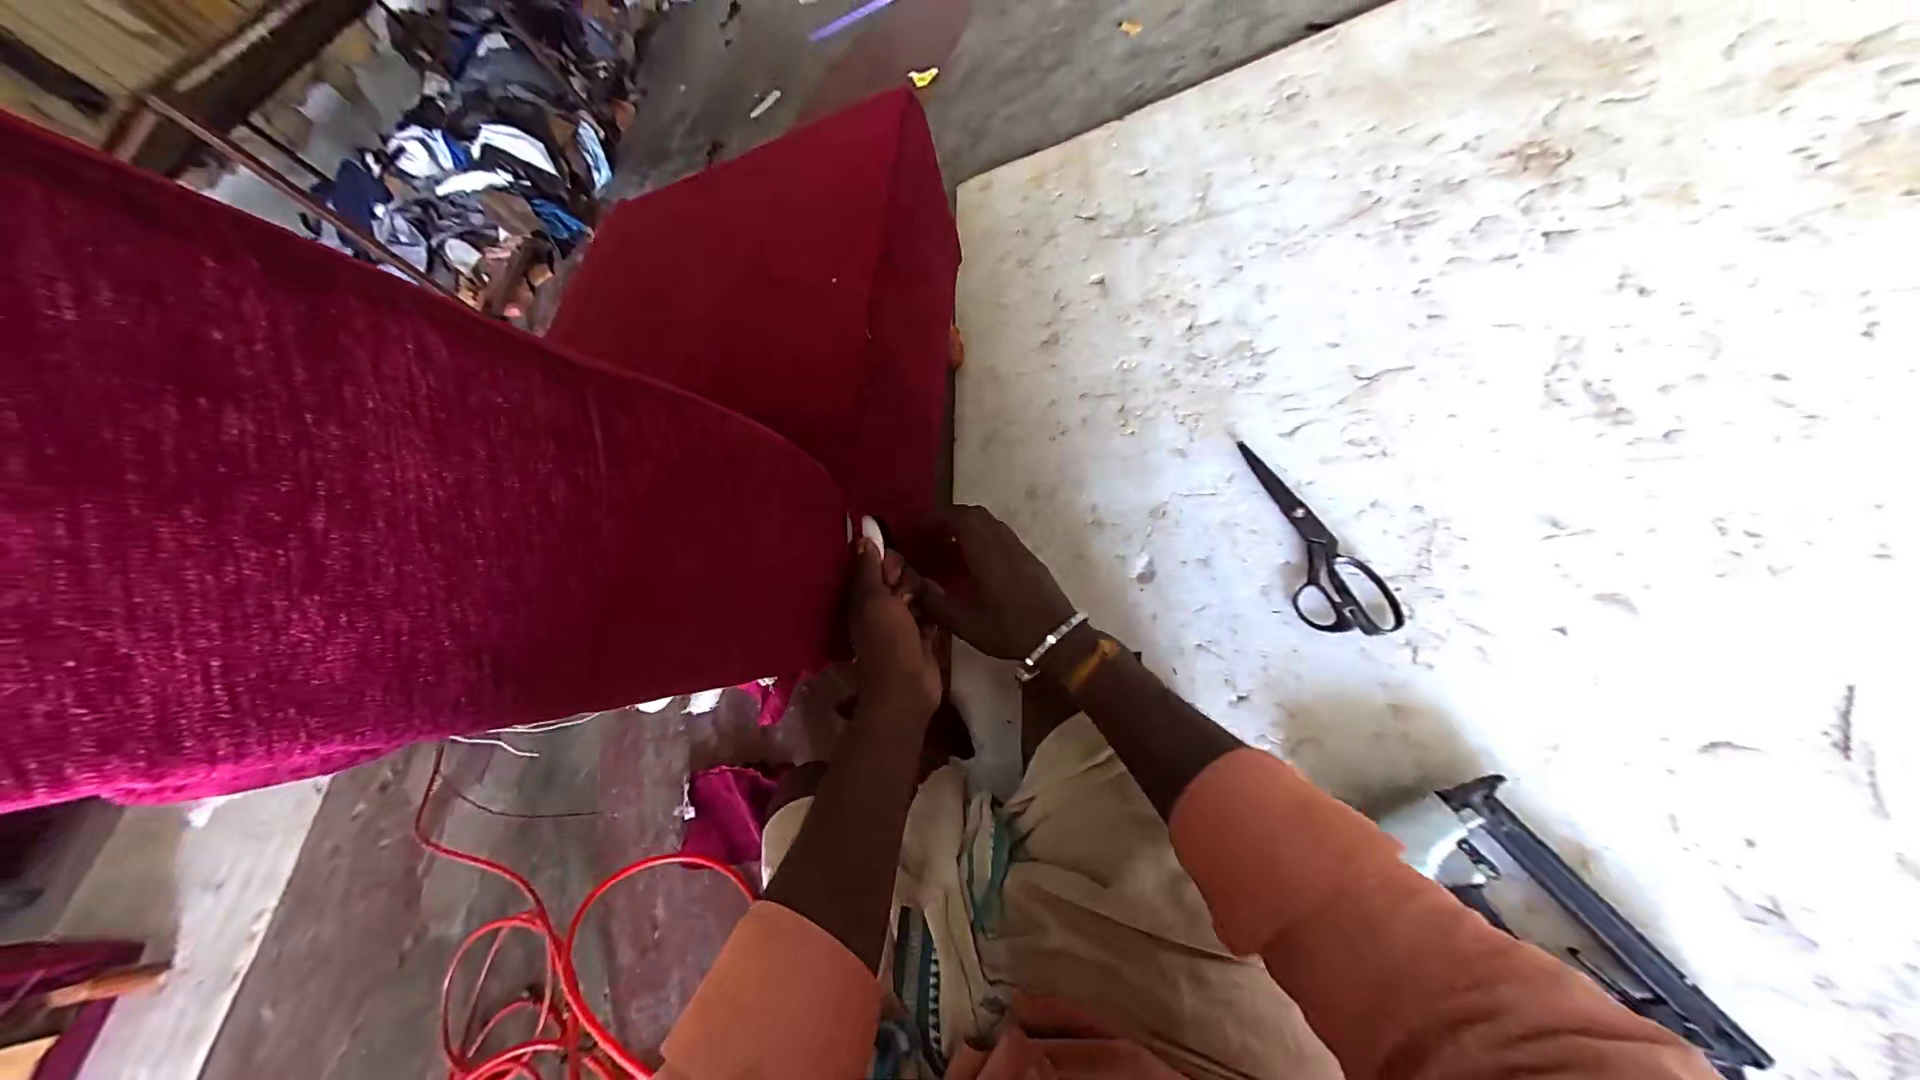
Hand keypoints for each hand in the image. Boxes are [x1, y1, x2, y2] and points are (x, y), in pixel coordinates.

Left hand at [847, 539, 941, 719]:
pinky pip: (932, 613)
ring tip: (922, 608)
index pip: (877, 565)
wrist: (907, 685)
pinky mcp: (924, 636)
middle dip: (908, 580)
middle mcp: (882, 607)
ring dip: (922, 596)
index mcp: (864, 598)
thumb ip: (869, 568)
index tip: (895, 570)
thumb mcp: (873, 598)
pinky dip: (934, 613)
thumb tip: (861, 536)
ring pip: (918, 594)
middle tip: (907, 595)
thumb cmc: (886, 639)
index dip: (888, 562)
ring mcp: (904, 622)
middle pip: (900, 577)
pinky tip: (935, 616)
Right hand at [918, 505, 1076, 660]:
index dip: (937, 519)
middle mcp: (1004, 544)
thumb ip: (937, 603)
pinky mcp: (1029, 558)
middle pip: (976, 515)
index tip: (919, 529)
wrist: (1057, 637)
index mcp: (987, 554)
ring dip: (967, 526)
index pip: (960, 519)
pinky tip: (974, 560)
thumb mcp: (966, 624)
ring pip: (990, 523)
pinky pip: (1001, 534)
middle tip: (931, 535)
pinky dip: (982, 536)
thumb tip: (915, 585)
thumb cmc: (1009, 630)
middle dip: (950, 519)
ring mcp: (1020, 549)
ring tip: (949, 547)